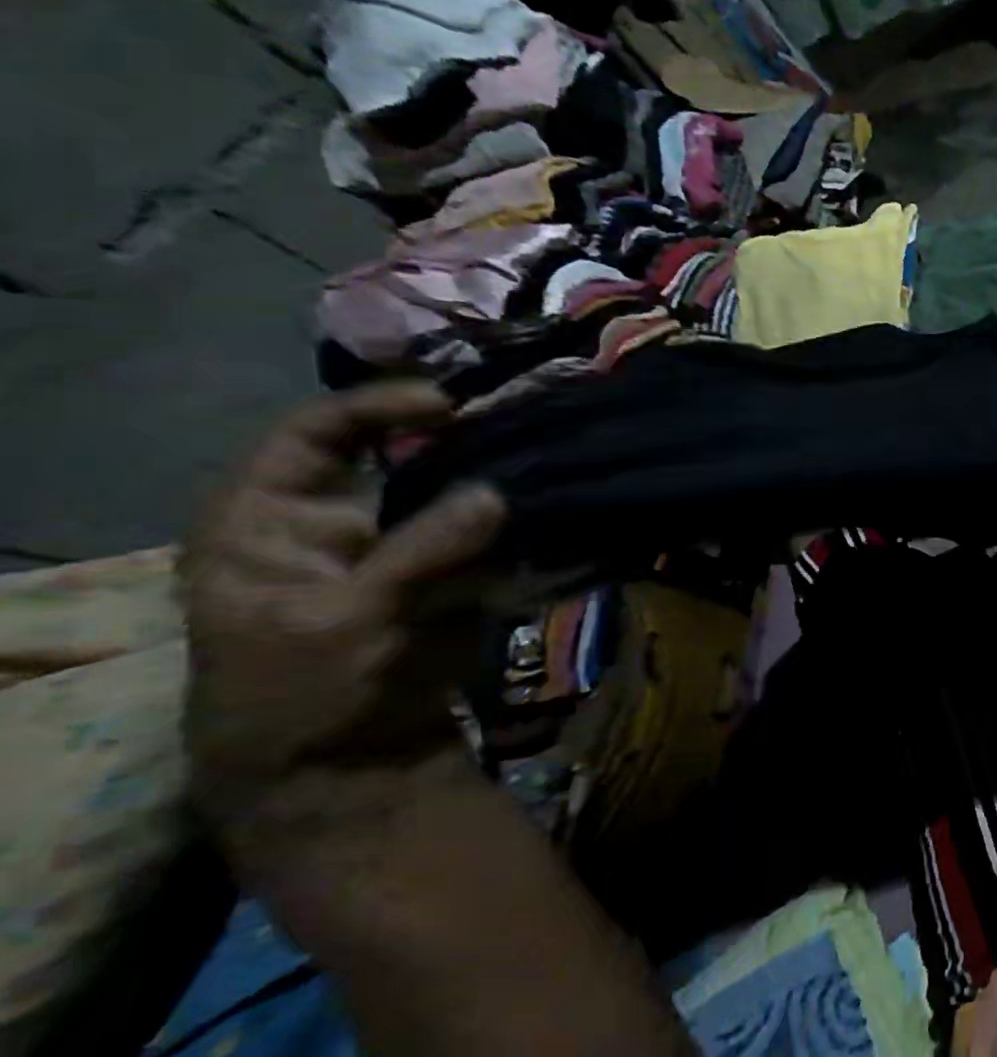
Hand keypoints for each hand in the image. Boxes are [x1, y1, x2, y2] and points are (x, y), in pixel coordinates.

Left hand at [182, 383, 505, 839]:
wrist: (346, 767)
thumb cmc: (300, 691)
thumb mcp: (346, 619)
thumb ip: (420, 552)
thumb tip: (496, 493)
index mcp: (270, 516)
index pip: (315, 433)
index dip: (376, 409)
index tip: (447, 404)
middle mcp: (337, 517)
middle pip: (397, 457)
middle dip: (456, 439)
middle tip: (518, 420)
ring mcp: (398, 546)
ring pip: (450, 495)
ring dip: (495, 478)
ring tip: (545, 456)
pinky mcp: (448, 575)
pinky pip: (484, 536)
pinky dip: (515, 523)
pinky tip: (550, 504)